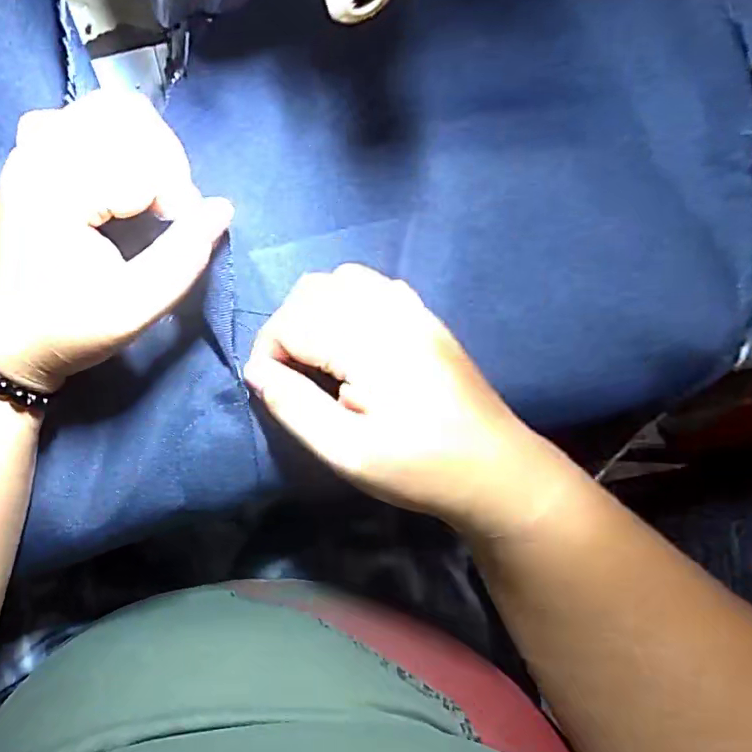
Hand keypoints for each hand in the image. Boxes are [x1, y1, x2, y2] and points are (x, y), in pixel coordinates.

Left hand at [0, 90, 233, 392]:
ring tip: (147, 198)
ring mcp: (29, 148)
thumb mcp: (134, 308)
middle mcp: (39, 153)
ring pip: (108, 109)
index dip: (178, 196)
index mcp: (59, 189)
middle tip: (167, 214)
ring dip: (144, 150)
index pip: (145, 158)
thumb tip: (223, 208)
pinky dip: (112, 142)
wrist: (8, 341)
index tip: (179, 235)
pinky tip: (114, 183)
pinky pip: (82, 119)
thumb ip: (185, 257)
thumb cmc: (67, 330)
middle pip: (129, 115)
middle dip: (165, 163)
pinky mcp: (29, 155)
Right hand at [243, 264, 583, 537]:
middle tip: (290, 378)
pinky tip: (351, 347)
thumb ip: (294, 406)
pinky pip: (373, 287)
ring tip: (317, 362)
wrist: (495, 470)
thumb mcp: (346, 452)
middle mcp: (391, 312)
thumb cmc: (417, 469)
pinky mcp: (426, 319)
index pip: (292, 320)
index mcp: (370, 343)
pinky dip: (346, 306)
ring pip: (341, 281)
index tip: (271, 392)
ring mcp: (413, 310)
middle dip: (286, 329)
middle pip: (312, 290)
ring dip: (314, 314)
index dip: (267, 353)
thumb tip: (256, 371)